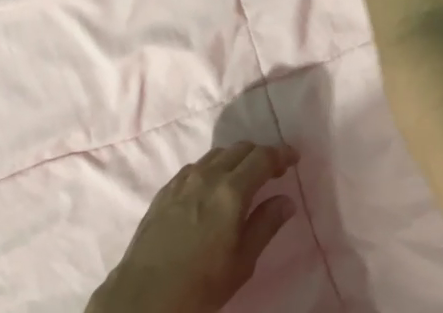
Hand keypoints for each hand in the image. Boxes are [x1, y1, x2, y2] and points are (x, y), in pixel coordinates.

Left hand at [87, 142, 300, 312]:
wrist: (148, 292)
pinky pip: (195, 167)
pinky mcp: (166, 189)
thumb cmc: (202, 283)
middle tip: (273, 170)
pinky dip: (211, 168)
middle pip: (239, 149)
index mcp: (231, 191)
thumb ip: (266, 224)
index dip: (281, 154)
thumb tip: (286, 200)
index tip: (293, 157)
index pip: (262, 158)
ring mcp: (183, 180)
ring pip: (216, 155)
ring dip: (235, 159)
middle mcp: (207, 176)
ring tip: (243, 178)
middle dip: (260, 154)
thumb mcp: (243, 261)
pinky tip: (212, 187)